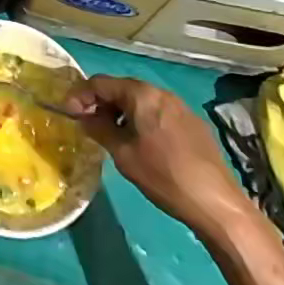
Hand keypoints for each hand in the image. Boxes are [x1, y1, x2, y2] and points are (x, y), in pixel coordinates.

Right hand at [64, 74, 241, 225]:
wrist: (215, 202)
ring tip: (109, 135)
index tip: (68, 113)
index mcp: (142, 95)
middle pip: (122, 88)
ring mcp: (180, 107)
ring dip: (120, 112)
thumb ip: (99, 129)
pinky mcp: (192, 123)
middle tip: (86, 124)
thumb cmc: (163, 175)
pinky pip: (157, 112)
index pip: (101, 83)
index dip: (80, 95)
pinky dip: (140, 120)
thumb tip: (84, 116)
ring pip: (140, 101)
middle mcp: (161, 93)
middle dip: (100, 103)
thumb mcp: (123, 154)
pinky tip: (138, 143)